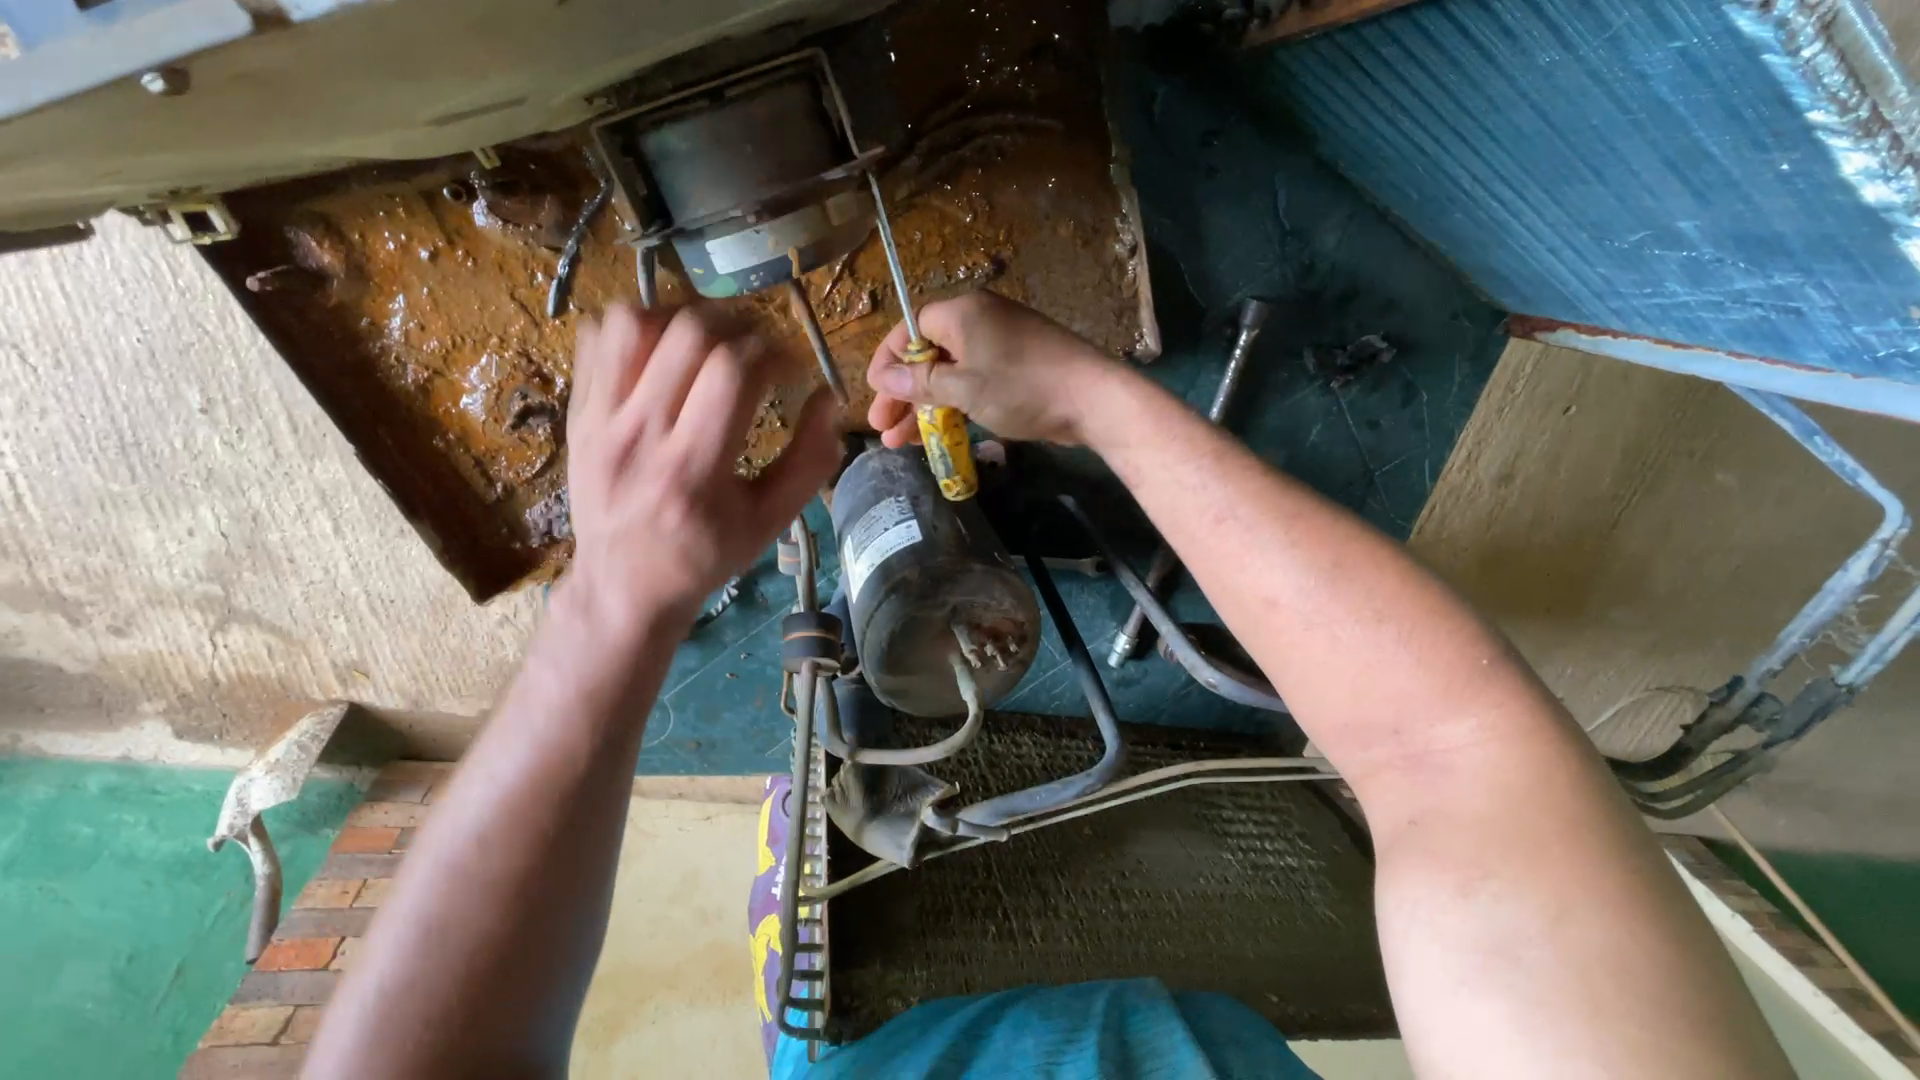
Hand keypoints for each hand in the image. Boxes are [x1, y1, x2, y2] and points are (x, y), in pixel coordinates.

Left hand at [565, 304, 839, 628]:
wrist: (624, 585)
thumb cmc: (706, 555)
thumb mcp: (770, 522)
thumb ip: (809, 461)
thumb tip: (829, 398)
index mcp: (694, 468)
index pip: (733, 372)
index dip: (774, 352)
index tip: (791, 366)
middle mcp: (641, 435)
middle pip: (688, 335)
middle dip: (737, 326)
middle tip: (757, 346)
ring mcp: (600, 420)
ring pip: (635, 323)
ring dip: (683, 318)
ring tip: (709, 341)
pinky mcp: (579, 412)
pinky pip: (598, 338)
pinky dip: (638, 328)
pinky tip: (665, 352)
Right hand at [866, 290, 1121, 446]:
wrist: (1093, 399)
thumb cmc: (1021, 387)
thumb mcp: (963, 388)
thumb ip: (920, 383)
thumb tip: (883, 378)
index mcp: (962, 312)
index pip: (910, 328)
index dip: (888, 361)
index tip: (874, 392)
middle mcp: (980, 320)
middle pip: (928, 354)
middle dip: (903, 393)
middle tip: (882, 427)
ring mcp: (1001, 344)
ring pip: (951, 374)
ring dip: (925, 406)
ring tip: (901, 443)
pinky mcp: (1018, 368)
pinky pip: (974, 382)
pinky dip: (955, 405)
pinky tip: (938, 433)